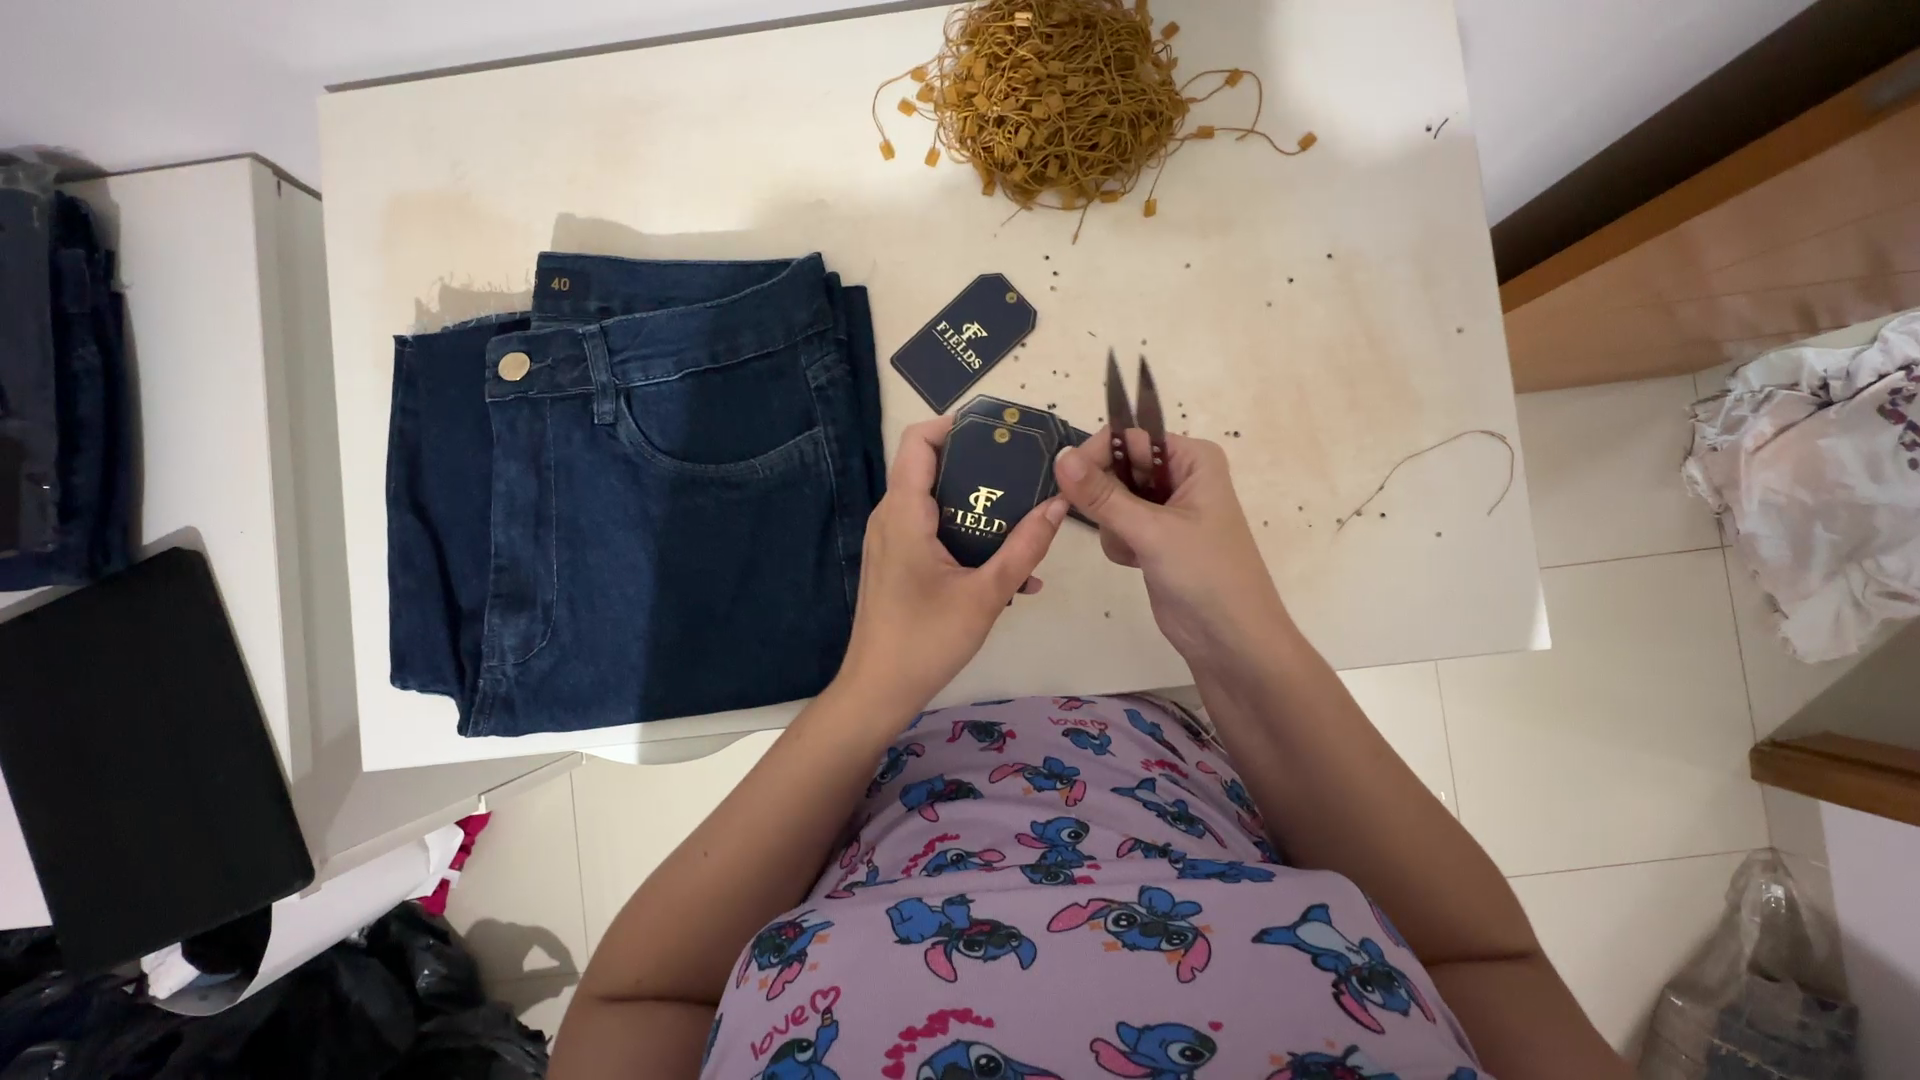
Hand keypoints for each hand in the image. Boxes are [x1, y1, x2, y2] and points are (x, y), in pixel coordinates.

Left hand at [838, 416, 1068, 710]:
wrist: (878, 691)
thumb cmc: (927, 640)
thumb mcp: (986, 594)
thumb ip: (1025, 548)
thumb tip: (1058, 506)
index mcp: (904, 513)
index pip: (919, 440)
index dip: (955, 424)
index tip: (999, 431)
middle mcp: (890, 517)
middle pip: (932, 468)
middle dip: (980, 468)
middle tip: (1025, 475)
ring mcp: (890, 541)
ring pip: (936, 504)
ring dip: (979, 510)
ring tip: (1024, 523)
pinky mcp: (896, 563)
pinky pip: (932, 533)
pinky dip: (966, 539)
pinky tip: (1008, 572)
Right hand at [1053, 428, 1288, 659]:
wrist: (1230, 638)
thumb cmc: (1205, 574)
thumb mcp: (1152, 530)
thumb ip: (1102, 495)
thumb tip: (1060, 458)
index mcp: (1192, 458)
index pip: (1129, 437)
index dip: (1095, 454)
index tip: (1066, 480)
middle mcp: (1180, 476)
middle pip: (1117, 466)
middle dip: (1104, 496)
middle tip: (1107, 523)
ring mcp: (1166, 509)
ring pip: (1112, 499)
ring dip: (1111, 525)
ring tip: (1133, 549)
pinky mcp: (1154, 539)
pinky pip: (1117, 526)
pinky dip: (1118, 543)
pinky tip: (1136, 563)